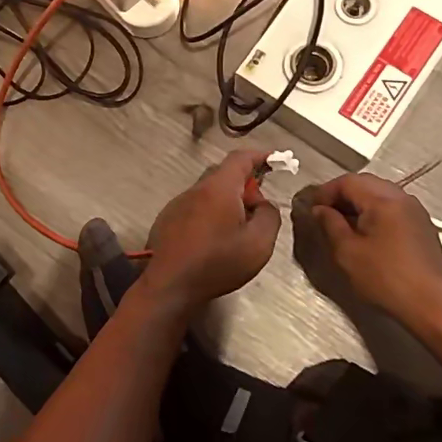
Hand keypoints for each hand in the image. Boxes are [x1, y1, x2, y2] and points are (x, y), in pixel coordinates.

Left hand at [140, 151, 281, 310]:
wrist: (170, 286)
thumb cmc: (218, 263)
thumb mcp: (259, 243)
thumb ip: (269, 215)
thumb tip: (263, 204)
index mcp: (220, 188)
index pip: (241, 158)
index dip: (260, 155)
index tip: (275, 160)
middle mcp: (196, 190)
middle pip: (224, 175)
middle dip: (245, 185)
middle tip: (257, 209)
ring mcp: (177, 205)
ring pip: (208, 193)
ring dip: (226, 202)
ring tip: (237, 230)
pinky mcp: (167, 221)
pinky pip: (194, 208)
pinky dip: (209, 215)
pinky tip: (213, 240)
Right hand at [299, 173, 441, 324]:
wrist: (431, 303)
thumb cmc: (387, 279)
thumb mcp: (347, 253)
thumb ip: (330, 225)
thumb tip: (320, 210)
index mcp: (383, 200)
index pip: (347, 182)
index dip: (325, 192)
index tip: (310, 207)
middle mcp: (402, 198)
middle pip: (365, 183)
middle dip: (341, 195)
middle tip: (322, 213)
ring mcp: (415, 211)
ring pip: (380, 194)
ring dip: (358, 204)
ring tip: (341, 224)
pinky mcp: (421, 226)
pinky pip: (393, 208)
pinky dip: (374, 213)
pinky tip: (365, 234)